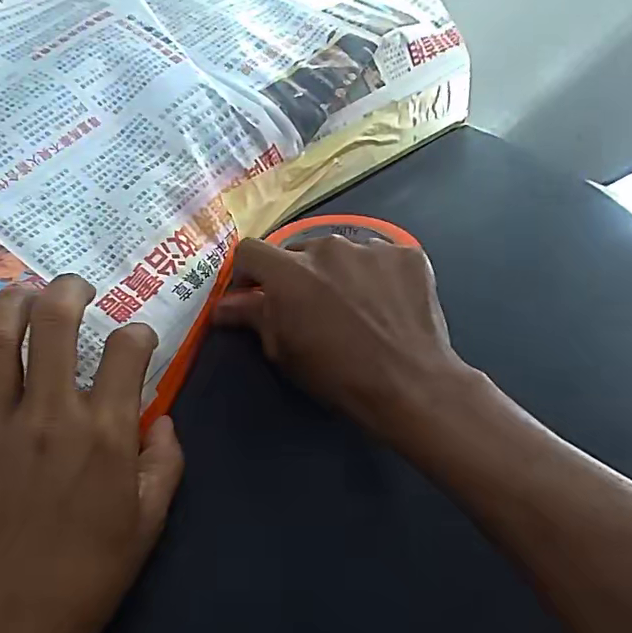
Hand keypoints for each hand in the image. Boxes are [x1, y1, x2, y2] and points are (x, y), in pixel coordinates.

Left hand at [0, 275, 183, 632]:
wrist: (3, 630)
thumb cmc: (84, 583)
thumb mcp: (147, 529)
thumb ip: (165, 466)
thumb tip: (161, 420)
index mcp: (104, 435)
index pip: (127, 354)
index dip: (138, 334)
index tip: (138, 338)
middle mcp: (49, 416)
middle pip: (57, 324)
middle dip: (70, 291)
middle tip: (75, 287)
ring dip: (9, 302)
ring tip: (18, 292)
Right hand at [213, 235, 477, 445]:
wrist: (409, 384)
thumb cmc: (335, 375)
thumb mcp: (283, 351)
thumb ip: (253, 317)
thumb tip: (223, 305)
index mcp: (290, 273)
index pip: (250, 250)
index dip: (247, 272)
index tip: (254, 294)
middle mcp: (328, 247)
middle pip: (298, 250)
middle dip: (296, 274)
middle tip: (310, 308)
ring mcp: (372, 247)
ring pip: (341, 252)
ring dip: (337, 273)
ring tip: (354, 307)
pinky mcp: (408, 254)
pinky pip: (380, 258)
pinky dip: (376, 276)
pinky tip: (385, 304)